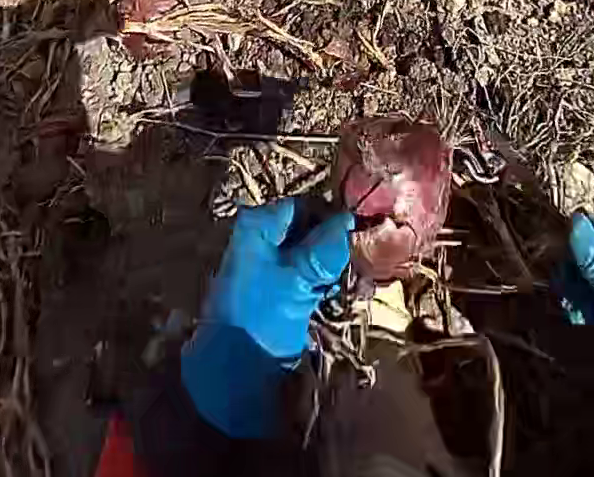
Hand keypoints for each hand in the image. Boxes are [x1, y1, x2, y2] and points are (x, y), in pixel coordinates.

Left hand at [181, 198, 353, 437]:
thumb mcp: (297, 279)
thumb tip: (352, 219)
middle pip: (311, 229)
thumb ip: (327, 245)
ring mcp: (271, 270)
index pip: (304, 205)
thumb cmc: (259, 322)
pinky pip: (313, 277)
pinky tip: (346, 294)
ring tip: (357, 279)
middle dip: (337, 242)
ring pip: (315, 254)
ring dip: (338, 265)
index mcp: (257, 228)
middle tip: (362, 256)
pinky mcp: (281, 297)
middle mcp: (262, 242)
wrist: (231, 388)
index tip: (357, 232)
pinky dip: (330, 283)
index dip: (331, 216)